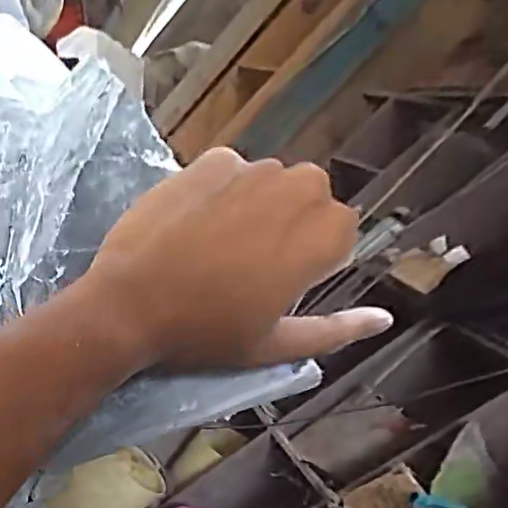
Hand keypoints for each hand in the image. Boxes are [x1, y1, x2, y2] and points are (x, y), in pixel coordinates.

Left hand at [80, 147, 392, 368]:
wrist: (123, 309)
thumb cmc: (198, 333)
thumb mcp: (268, 346)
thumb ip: (332, 330)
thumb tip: (384, 318)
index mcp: (329, 231)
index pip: (332, 241)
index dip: (294, 269)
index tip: (255, 292)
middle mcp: (304, 186)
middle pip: (301, 207)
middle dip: (274, 232)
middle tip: (225, 273)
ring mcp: (255, 168)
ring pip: (263, 188)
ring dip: (242, 211)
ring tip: (199, 252)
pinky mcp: (208, 162)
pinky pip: (222, 175)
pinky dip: (210, 195)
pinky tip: (182, 229)